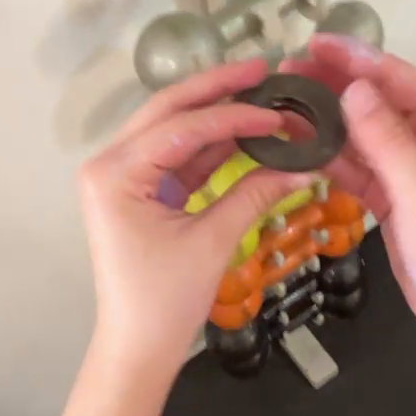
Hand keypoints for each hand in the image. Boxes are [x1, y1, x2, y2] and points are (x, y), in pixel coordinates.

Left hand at [78, 58, 311, 378]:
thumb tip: (305, 162)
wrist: (138, 346)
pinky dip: (210, 148)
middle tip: (263, 69)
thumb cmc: (165, 300)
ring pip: (173, 131)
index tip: (279, 110)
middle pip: (168, 112)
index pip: (181, 127)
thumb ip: (255, 192)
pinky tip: (246, 133)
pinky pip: (177, 159)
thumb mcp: (213, 241)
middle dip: (216, 90)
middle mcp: (110, 164)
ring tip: (262, 97)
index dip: (234, 114)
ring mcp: (122, 178)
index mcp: (115, 172)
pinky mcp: (139, 193)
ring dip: (216, 116)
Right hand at [284, 34, 415, 346]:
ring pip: (361, 131)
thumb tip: (353, 89)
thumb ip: (388, 141)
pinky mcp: (390, 193)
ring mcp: (407, 167)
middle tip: (288, 70)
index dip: (357, 58)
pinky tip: (299, 146)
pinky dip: (330, 155)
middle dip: (335, 82)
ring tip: (285, 102)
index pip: (399, 80)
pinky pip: (356, 164)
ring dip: (327, 117)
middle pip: (376, 99)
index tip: (315, 42)